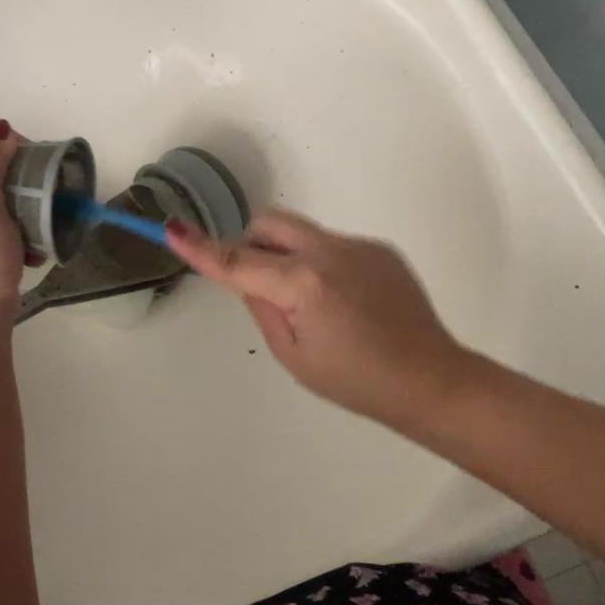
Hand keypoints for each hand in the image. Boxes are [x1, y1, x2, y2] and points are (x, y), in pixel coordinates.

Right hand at [165, 209, 470, 424]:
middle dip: (251, 243)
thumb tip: (248, 278)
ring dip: (287, 256)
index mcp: (302, 284)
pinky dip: (320, 264)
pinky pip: (331, 245)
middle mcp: (328, 252)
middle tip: (259, 285)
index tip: (171, 228)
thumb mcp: (294, 356)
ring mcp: (357, 245)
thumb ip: (262, 308)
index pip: (238, 262)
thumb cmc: (356, 381)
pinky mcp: (379, 249)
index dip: (201, 247)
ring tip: (313, 305)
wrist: (432, 380)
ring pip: (300, 233)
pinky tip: (345, 304)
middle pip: (269, 223)